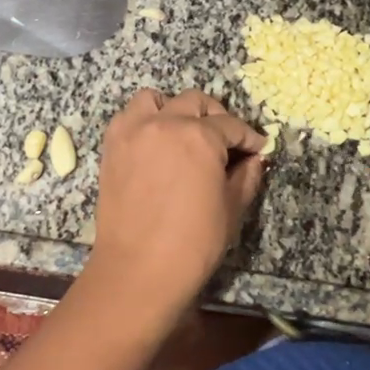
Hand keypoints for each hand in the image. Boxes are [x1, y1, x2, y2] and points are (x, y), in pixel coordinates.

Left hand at [90, 89, 266, 309]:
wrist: (137, 270)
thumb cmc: (192, 244)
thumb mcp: (231, 210)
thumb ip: (245, 176)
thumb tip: (254, 159)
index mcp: (200, 137)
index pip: (231, 125)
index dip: (248, 137)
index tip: (256, 147)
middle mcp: (166, 122)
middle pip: (195, 102)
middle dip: (215, 117)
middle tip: (224, 141)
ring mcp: (134, 130)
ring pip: (157, 99)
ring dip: (175, 109)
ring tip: (184, 133)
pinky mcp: (113, 144)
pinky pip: (130, 115)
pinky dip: (144, 120)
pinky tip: (155, 143)